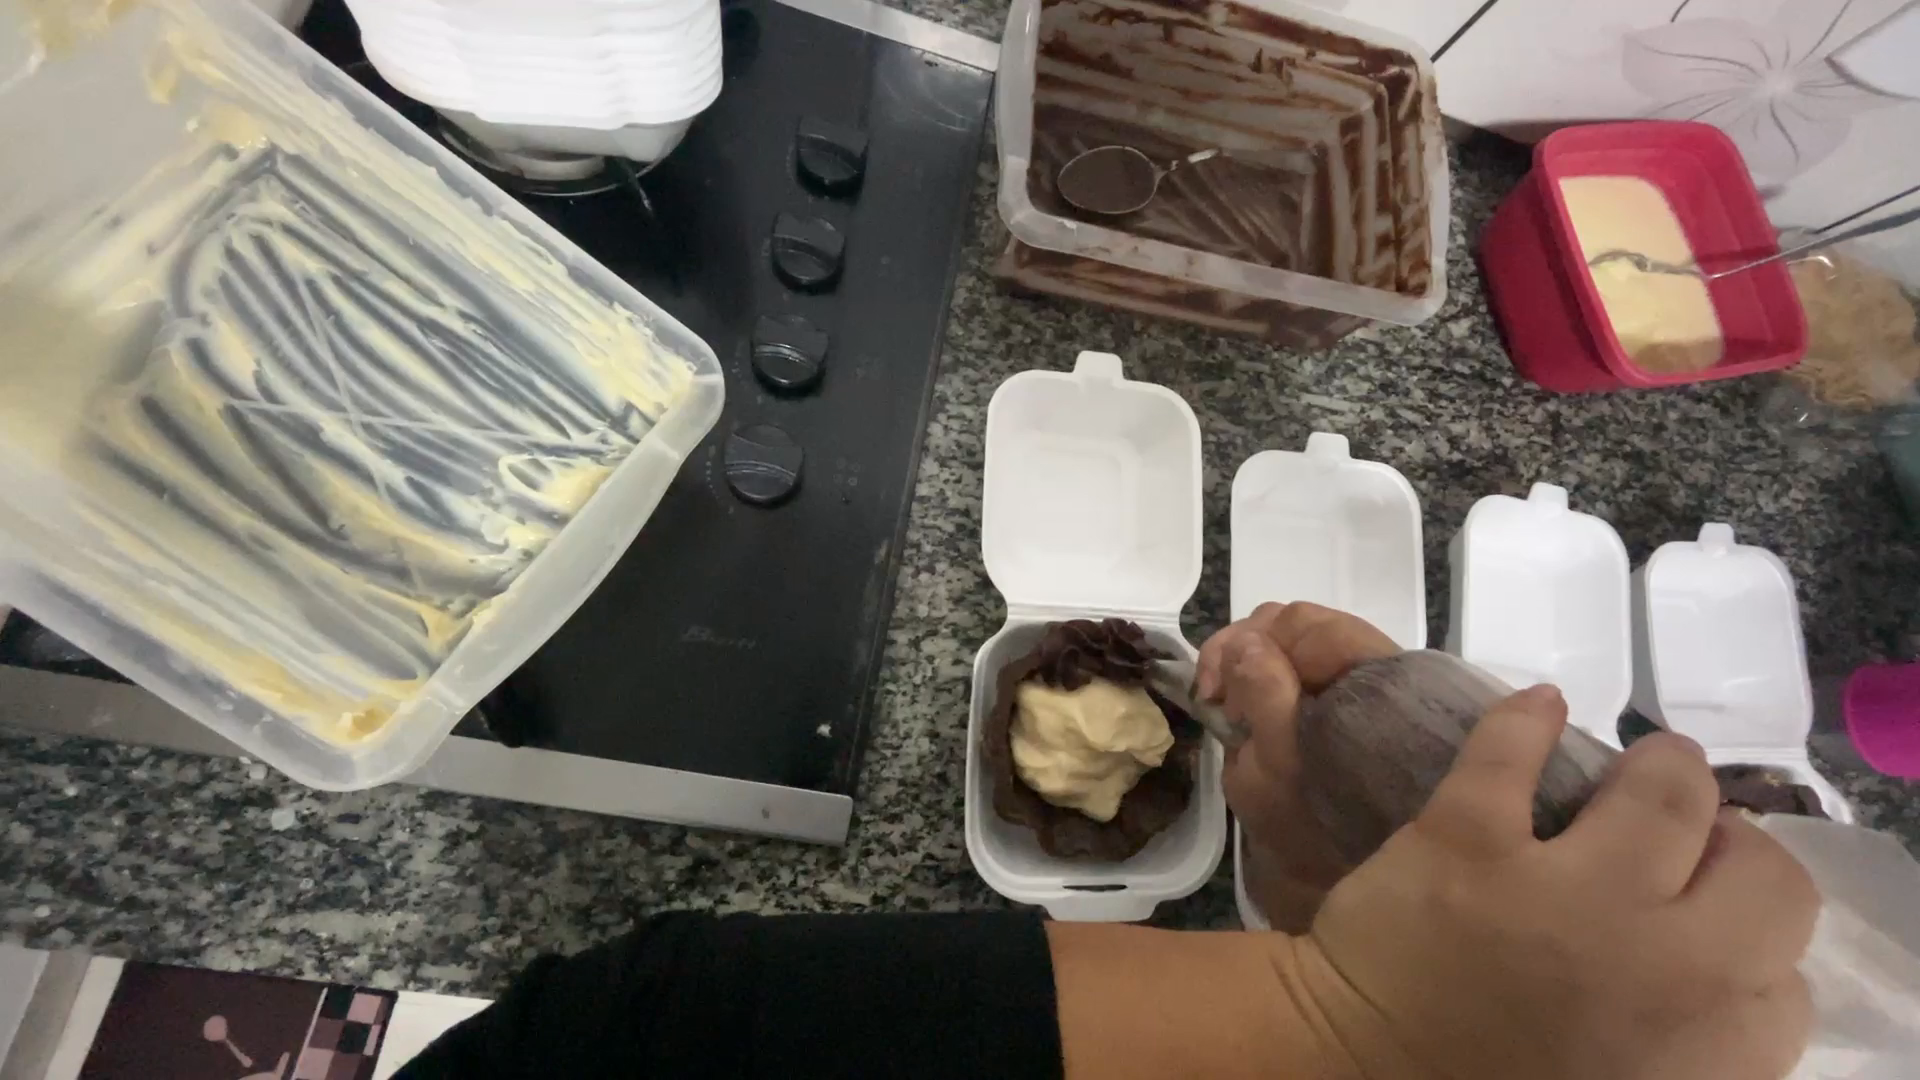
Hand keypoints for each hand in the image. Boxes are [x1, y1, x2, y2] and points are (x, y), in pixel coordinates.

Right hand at [1195, 602, 1397, 929]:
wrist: (1345, 885)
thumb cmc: (1308, 831)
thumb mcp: (1278, 768)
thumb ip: (1264, 697)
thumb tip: (1245, 639)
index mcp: (1372, 682)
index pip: (1301, 623)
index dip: (1247, 641)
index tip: (1213, 686)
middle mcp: (1376, 674)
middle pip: (1297, 627)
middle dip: (1243, 649)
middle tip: (1215, 694)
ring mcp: (1363, 689)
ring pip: (1294, 645)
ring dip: (1249, 663)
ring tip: (1226, 703)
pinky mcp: (1345, 706)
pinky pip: (1296, 668)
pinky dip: (1261, 678)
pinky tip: (1244, 707)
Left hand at [1281, 685, 1818, 1079]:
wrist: (1369, 1062)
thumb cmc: (1497, 1075)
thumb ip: (1693, 1030)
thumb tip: (1729, 963)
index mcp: (1712, 1042)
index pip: (1783, 964)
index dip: (1745, 918)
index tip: (1708, 893)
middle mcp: (1664, 964)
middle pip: (1756, 872)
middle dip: (1731, 834)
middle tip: (1693, 809)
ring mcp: (1562, 891)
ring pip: (1658, 798)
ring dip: (1665, 766)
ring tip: (1654, 754)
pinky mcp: (1466, 839)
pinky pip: (1510, 755)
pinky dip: (1529, 718)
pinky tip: (1542, 700)